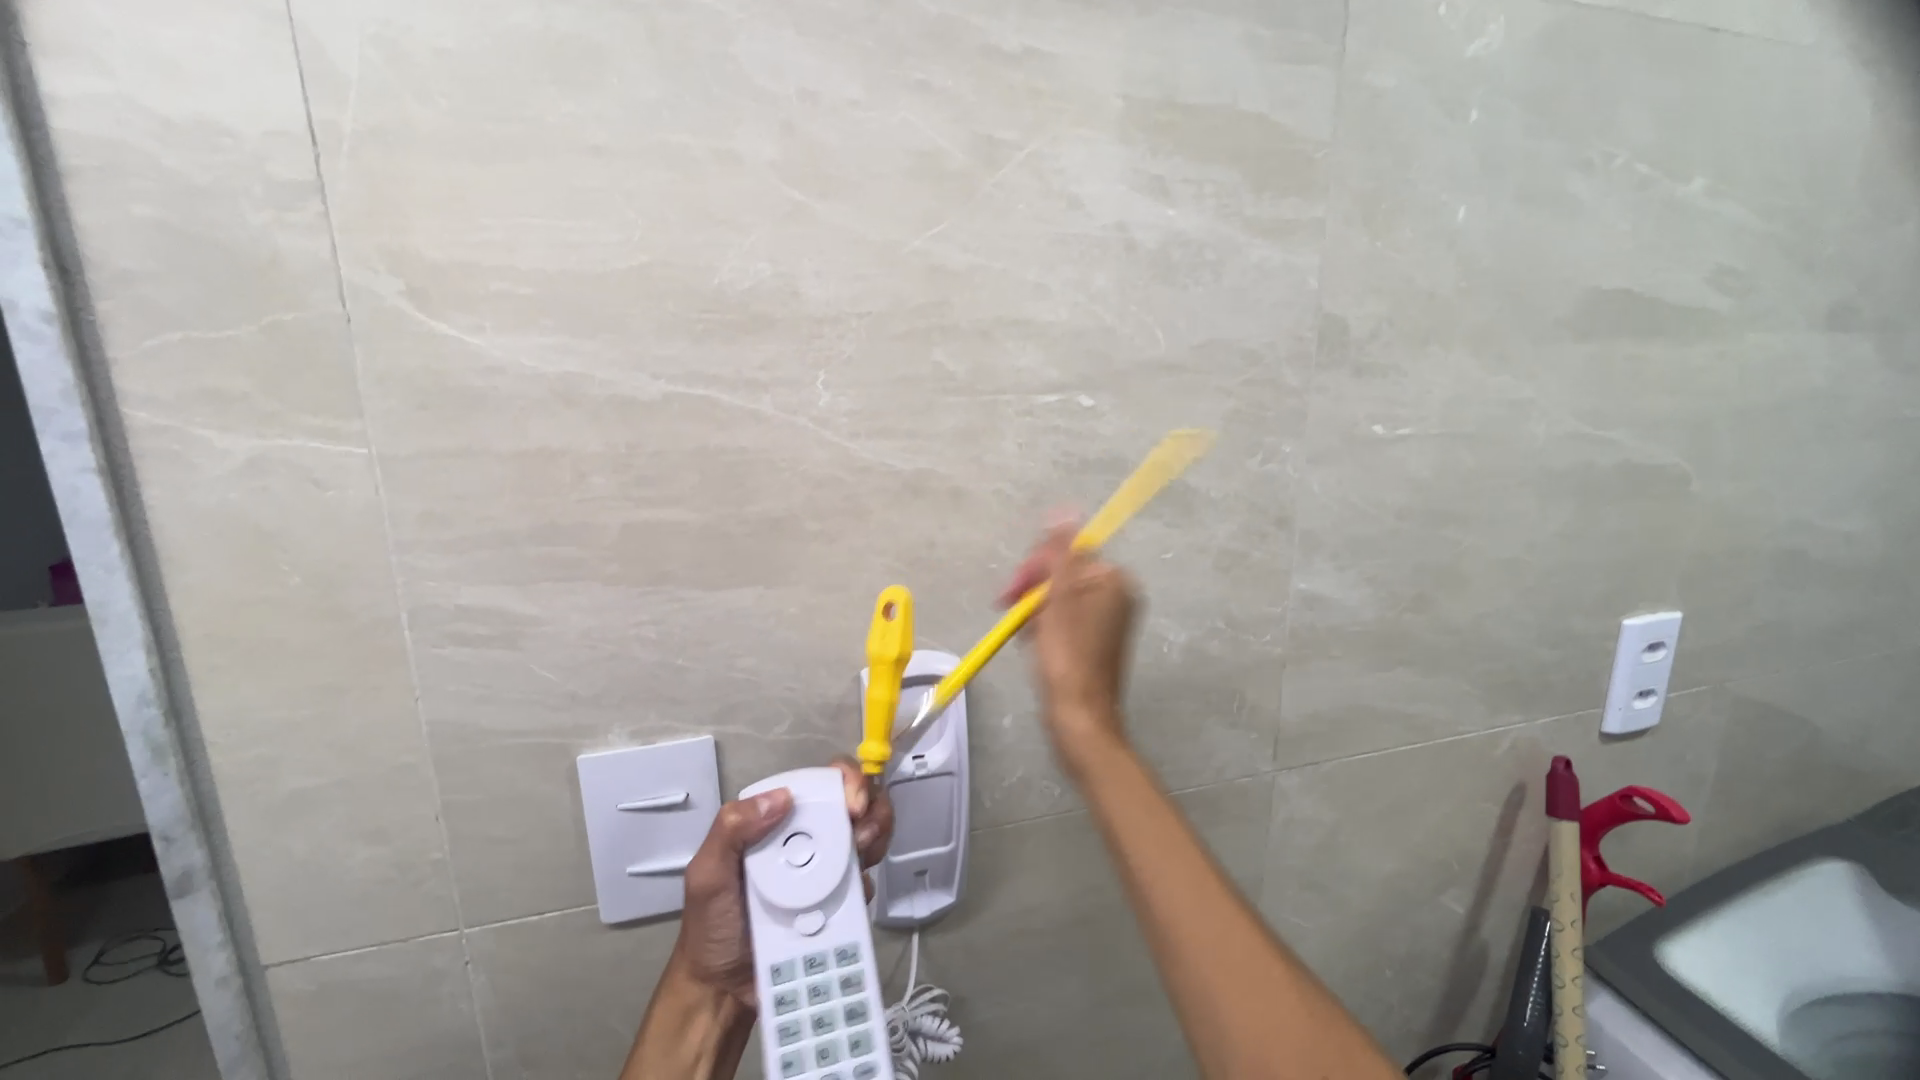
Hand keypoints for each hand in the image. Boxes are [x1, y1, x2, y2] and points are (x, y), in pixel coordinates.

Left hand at [673, 758, 892, 1006]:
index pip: (818, 783)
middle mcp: (805, 839)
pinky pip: (865, 881)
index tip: (852, 805)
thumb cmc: (711, 926)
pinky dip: (869, 878)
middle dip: (871, 806)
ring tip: (866, 854)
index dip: (846, 781)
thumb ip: (731, 829)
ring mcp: (826, 871)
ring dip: (876, 835)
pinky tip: (856, 892)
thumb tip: (783, 797)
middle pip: (854, 802)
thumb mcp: (707, 874)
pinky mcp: (839, 904)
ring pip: (867, 834)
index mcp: (775, 822)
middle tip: (864, 833)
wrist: (724, 991)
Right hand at [1000, 519, 1139, 764]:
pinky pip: (1063, 619)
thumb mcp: (1059, 597)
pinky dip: (1044, 627)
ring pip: (1057, 598)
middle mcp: (1116, 594)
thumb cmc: (1067, 657)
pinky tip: (1033, 645)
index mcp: (1114, 579)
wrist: (1079, 718)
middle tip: (1011, 614)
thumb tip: (1065, 510)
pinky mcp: (1094, 641)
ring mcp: (1106, 619)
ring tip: (1025, 637)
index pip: (1066, 552)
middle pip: (1062, 574)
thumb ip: (1062, 552)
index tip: (1010, 594)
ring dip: (1034, 612)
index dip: (1034, 569)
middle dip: (1032, 592)